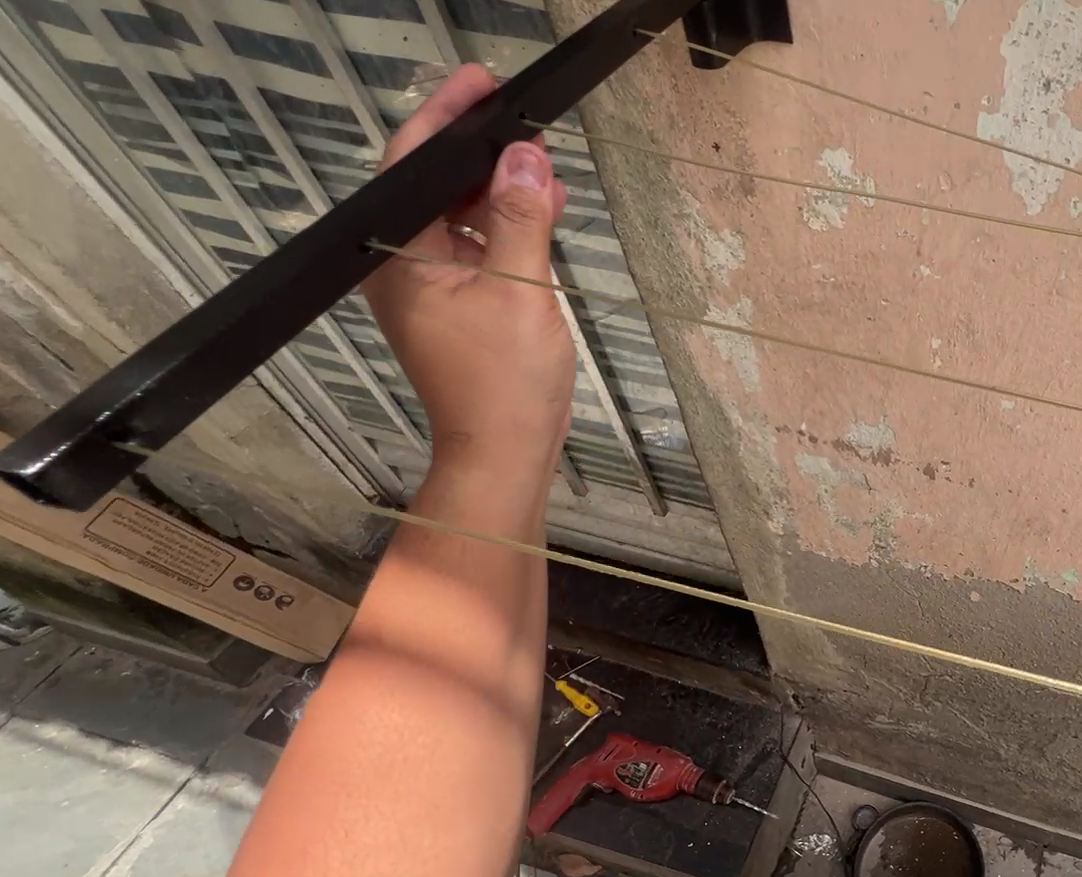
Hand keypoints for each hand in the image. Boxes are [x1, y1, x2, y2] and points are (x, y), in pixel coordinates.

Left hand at [361, 64, 575, 475]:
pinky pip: (479, 251)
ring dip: (500, 194)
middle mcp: (404, 262)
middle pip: (435, 186)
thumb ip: (521, 220)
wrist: (504, 452)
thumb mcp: (521, 293)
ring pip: (461, 218)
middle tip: (526, 125)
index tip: (484, 84)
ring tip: (545, 169)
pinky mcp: (460, 307)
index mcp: (401, 252)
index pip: (413, 163)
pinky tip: (543, 217)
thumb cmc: (506, 381)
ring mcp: (431, 287)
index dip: (448, 117)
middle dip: (480, 154)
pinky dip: (508, 231)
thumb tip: (526, 157)